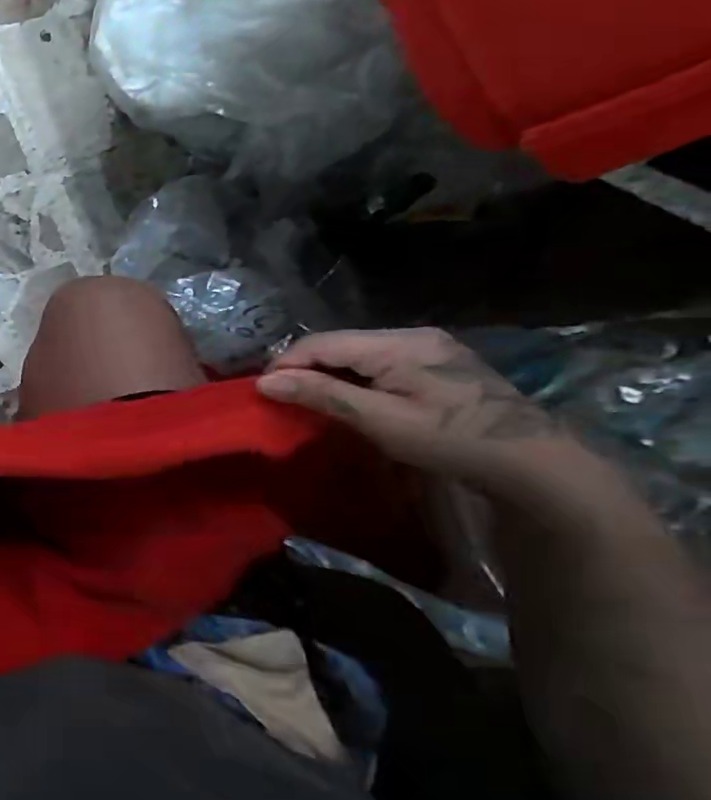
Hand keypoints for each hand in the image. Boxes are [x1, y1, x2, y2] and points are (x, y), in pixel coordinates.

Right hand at [257, 328, 587, 496]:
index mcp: (399, 344)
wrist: (535, 463)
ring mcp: (429, 347)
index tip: (264, 394)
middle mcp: (412, 336)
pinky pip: (377, 361)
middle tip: (284, 400)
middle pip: (337, 344)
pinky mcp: (437, 362)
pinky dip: (352, 378)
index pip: (320, 343)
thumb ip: (321, 395)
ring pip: (354, 353)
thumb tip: (264, 381)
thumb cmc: (452, 440)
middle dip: (304, 369)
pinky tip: (350, 399)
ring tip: (311, 402)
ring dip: (327, 374)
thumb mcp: (379, 420)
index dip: (285, 365)